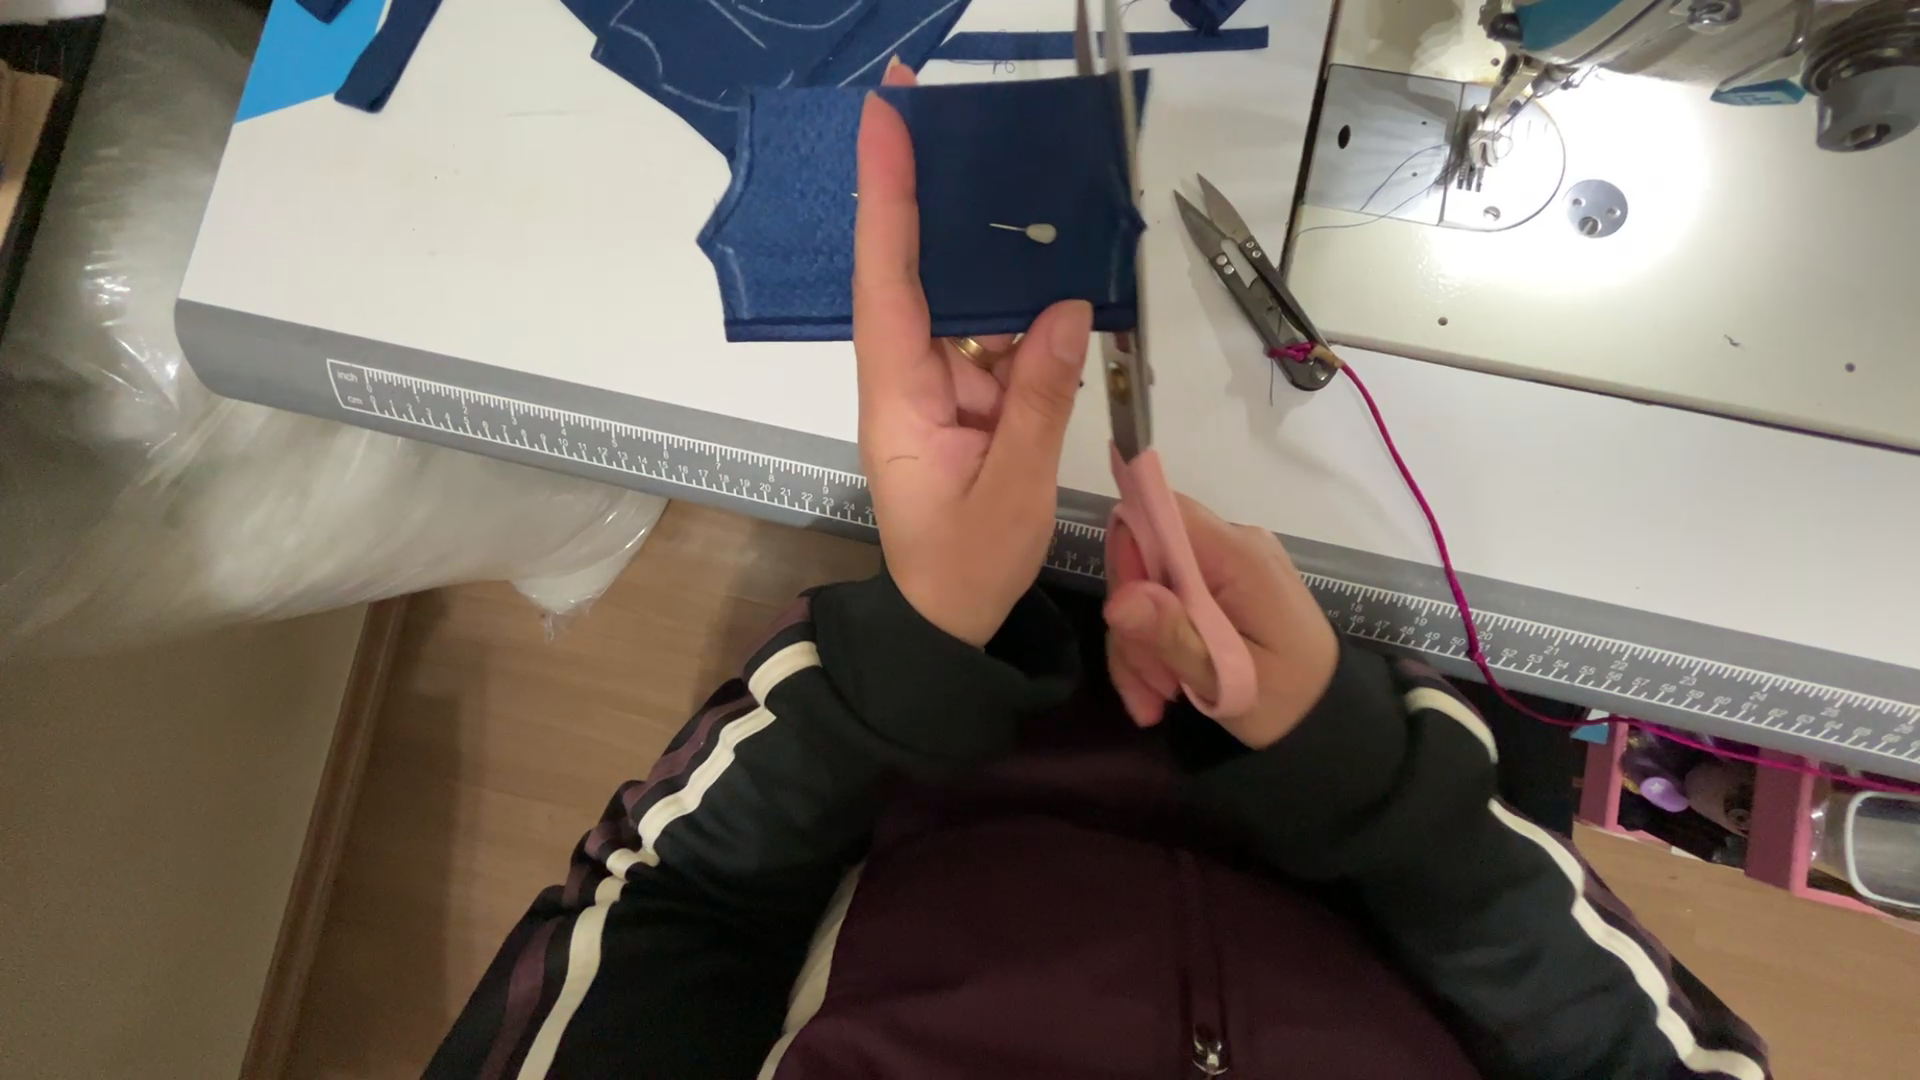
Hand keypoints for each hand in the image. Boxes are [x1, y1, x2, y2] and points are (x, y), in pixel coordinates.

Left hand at [854, 63, 1093, 646]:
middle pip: (913, 276)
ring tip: (1013, 174)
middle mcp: (908, 380)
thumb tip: (1065, 309)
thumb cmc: (966, 567)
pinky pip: (990, 342)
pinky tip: (1050, 270)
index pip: (886, 284)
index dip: (886, 199)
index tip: (887, 119)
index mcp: (899, 400)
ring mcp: (938, 389)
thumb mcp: (1012, 490)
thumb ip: (1038, 401)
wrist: (948, 617)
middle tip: (949, 115)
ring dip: (982, 248)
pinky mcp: (966, 403)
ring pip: (958, 304)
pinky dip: (1018, 310)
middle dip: (925, 197)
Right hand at [1104, 495, 1339, 748]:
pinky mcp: (1216, 586)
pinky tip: (1161, 690)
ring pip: (1146, 590)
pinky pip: (1164, 603)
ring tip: (1157, 697)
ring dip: (1141, 647)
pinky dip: (1154, 646)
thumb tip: (1117, 601)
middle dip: (1132, 621)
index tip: (1128, 615)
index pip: (1160, 512)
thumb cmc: (1286, 700)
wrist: (1329, 716)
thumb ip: (1171, 635)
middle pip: (1144, 558)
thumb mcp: (1223, 680)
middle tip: (1150, 681)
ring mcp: (1222, 566)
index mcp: (1237, 556)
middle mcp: (1229, 546)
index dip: (1128, 553)